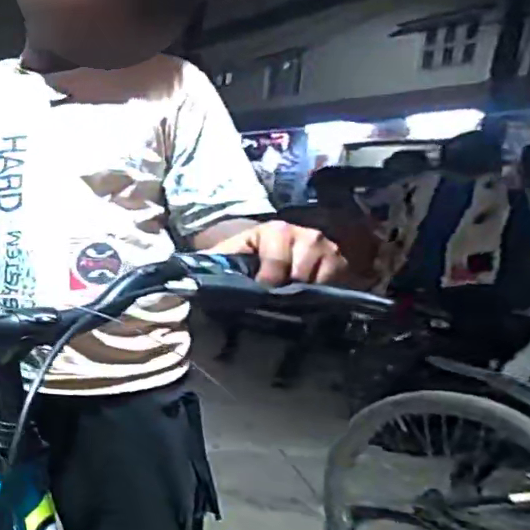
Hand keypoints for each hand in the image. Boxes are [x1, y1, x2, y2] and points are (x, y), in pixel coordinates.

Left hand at [210, 220, 346, 286]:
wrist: (263, 253)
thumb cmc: (241, 256)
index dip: (267, 279)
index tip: (260, 291)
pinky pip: (340, 280)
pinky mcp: (340, 261)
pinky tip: (309, 297)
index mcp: (275, 230)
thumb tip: (189, 277)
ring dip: (308, 290)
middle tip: (277, 299)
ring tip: (292, 298)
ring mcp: (327, 246)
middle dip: (288, 286)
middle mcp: (306, 234)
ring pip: (325, 274)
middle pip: (303, 268)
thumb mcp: (224, 256)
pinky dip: (326, 291)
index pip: (277, 258)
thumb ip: (208, 263)